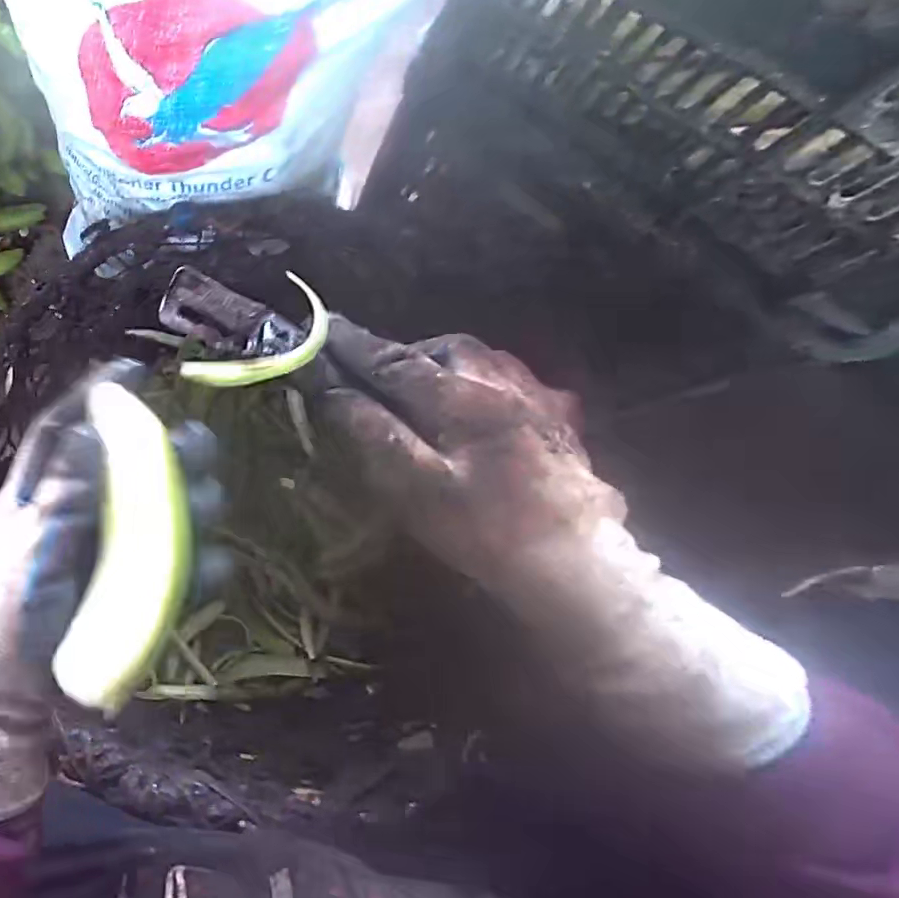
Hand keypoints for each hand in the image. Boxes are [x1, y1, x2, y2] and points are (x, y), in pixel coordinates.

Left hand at [0, 361, 217, 825]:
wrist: (6, 695)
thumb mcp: (21, 555)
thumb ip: (58, 499)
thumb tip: (90, 432)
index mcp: (40, 494)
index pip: (67, 430)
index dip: (96, 396)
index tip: (134, 369)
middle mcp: (82, 512)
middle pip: (129, 467)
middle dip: (165, 449)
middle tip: (195, 443)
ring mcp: (111, 552)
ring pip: (163, 512)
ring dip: (193, 501)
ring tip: (210, 501)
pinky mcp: (136, 594)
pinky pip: (180, 572)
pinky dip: (203, 567)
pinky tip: (217, 565)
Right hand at [312, 321, 624, 599]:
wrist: (581, 570)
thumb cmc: (485, 530)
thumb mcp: (414, 487)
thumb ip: (373, 432)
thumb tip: (332, 391)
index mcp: (461, 399)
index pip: (390, 360)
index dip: (349, 344)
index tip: (317, 327)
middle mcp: (500, 384)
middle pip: (437, 349)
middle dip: (395, 352)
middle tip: (365, 372)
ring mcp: (535, 397)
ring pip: (476, 357)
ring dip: (435, 361)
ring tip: (412, 385)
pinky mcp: (557, 418)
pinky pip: (508, 377)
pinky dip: (475, 377)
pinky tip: (471, 399)